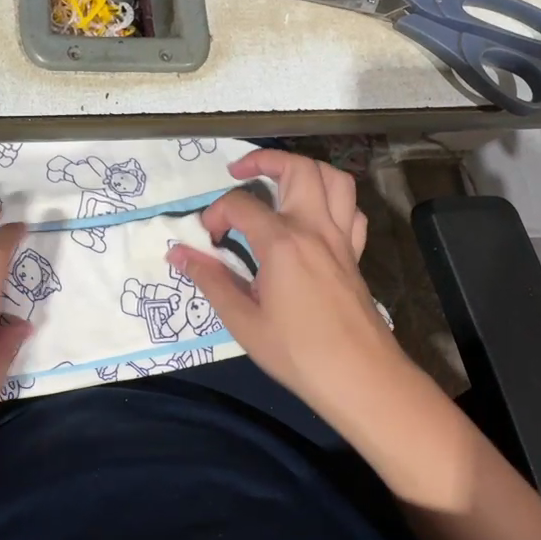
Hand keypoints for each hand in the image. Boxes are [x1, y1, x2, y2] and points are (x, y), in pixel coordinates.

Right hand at [168, 150, 412, 430]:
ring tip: (278, 180)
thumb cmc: (297, 353)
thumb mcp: (243, 321)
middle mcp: (314, 228)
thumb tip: (178, 253)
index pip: (240, 205)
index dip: (215, 214)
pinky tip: (314, 216)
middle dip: (264, 160)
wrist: (361, 379)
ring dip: (304, 169)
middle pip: (297, 168)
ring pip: (333, 179)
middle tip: (238, 172)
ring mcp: (340, 239)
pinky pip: (351, 211)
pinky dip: (332, 201)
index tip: (206, 240)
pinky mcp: (354, 254)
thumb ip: (210, 279)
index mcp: (282, 242)